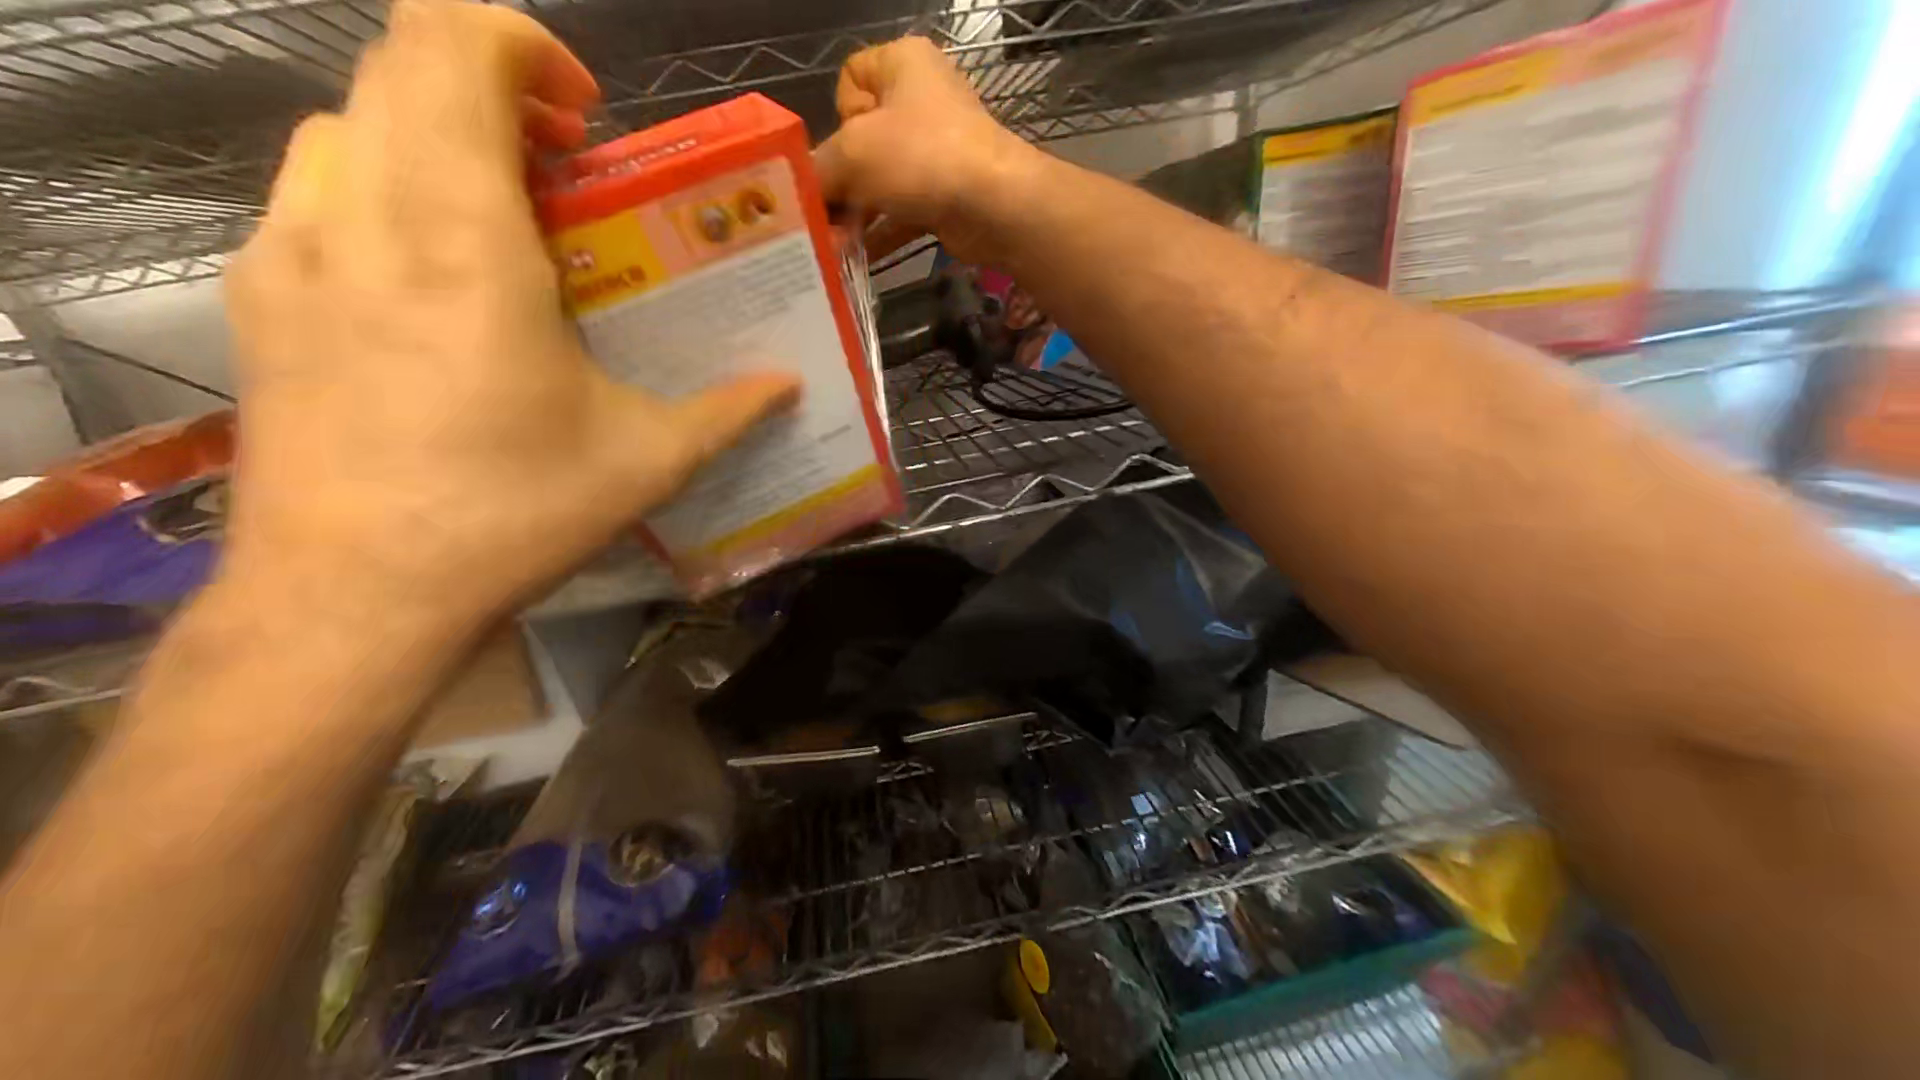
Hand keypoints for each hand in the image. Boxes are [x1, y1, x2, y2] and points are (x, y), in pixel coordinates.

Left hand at [222, 0, 798, 629]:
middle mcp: (363, 219)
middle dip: (492, 91)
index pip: (452, 49)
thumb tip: (788, 384)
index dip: (522, 45)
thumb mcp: (646, 461)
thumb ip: (727, 409)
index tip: (585, 114)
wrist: (356, 595)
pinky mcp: (260, 302)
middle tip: (564, 168)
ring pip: (350, 128)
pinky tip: (433, 283)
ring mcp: (293, 256)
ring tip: (502, 222)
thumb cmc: (512, 514)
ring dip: (433, 142)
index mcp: (466, 241)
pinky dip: (383, 194)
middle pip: (398, 70)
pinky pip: (315, 196)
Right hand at [814, 36, 1041, 262]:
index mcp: (902, 65)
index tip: (844, 146)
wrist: (994, 206)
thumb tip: (800, 196)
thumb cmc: (920, 158)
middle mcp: (921, 102)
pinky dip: (880, 233)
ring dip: (856, 213)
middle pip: (862, 139)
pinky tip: (856, 258)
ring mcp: (936, 152)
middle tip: (821, 214)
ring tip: (832, 244)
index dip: (839, 115)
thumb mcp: (851, 154)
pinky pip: (901, 211)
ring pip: (882, 180)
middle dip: (840, 179)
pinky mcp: (945, 195)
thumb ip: (816, 170)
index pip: (850, 79)